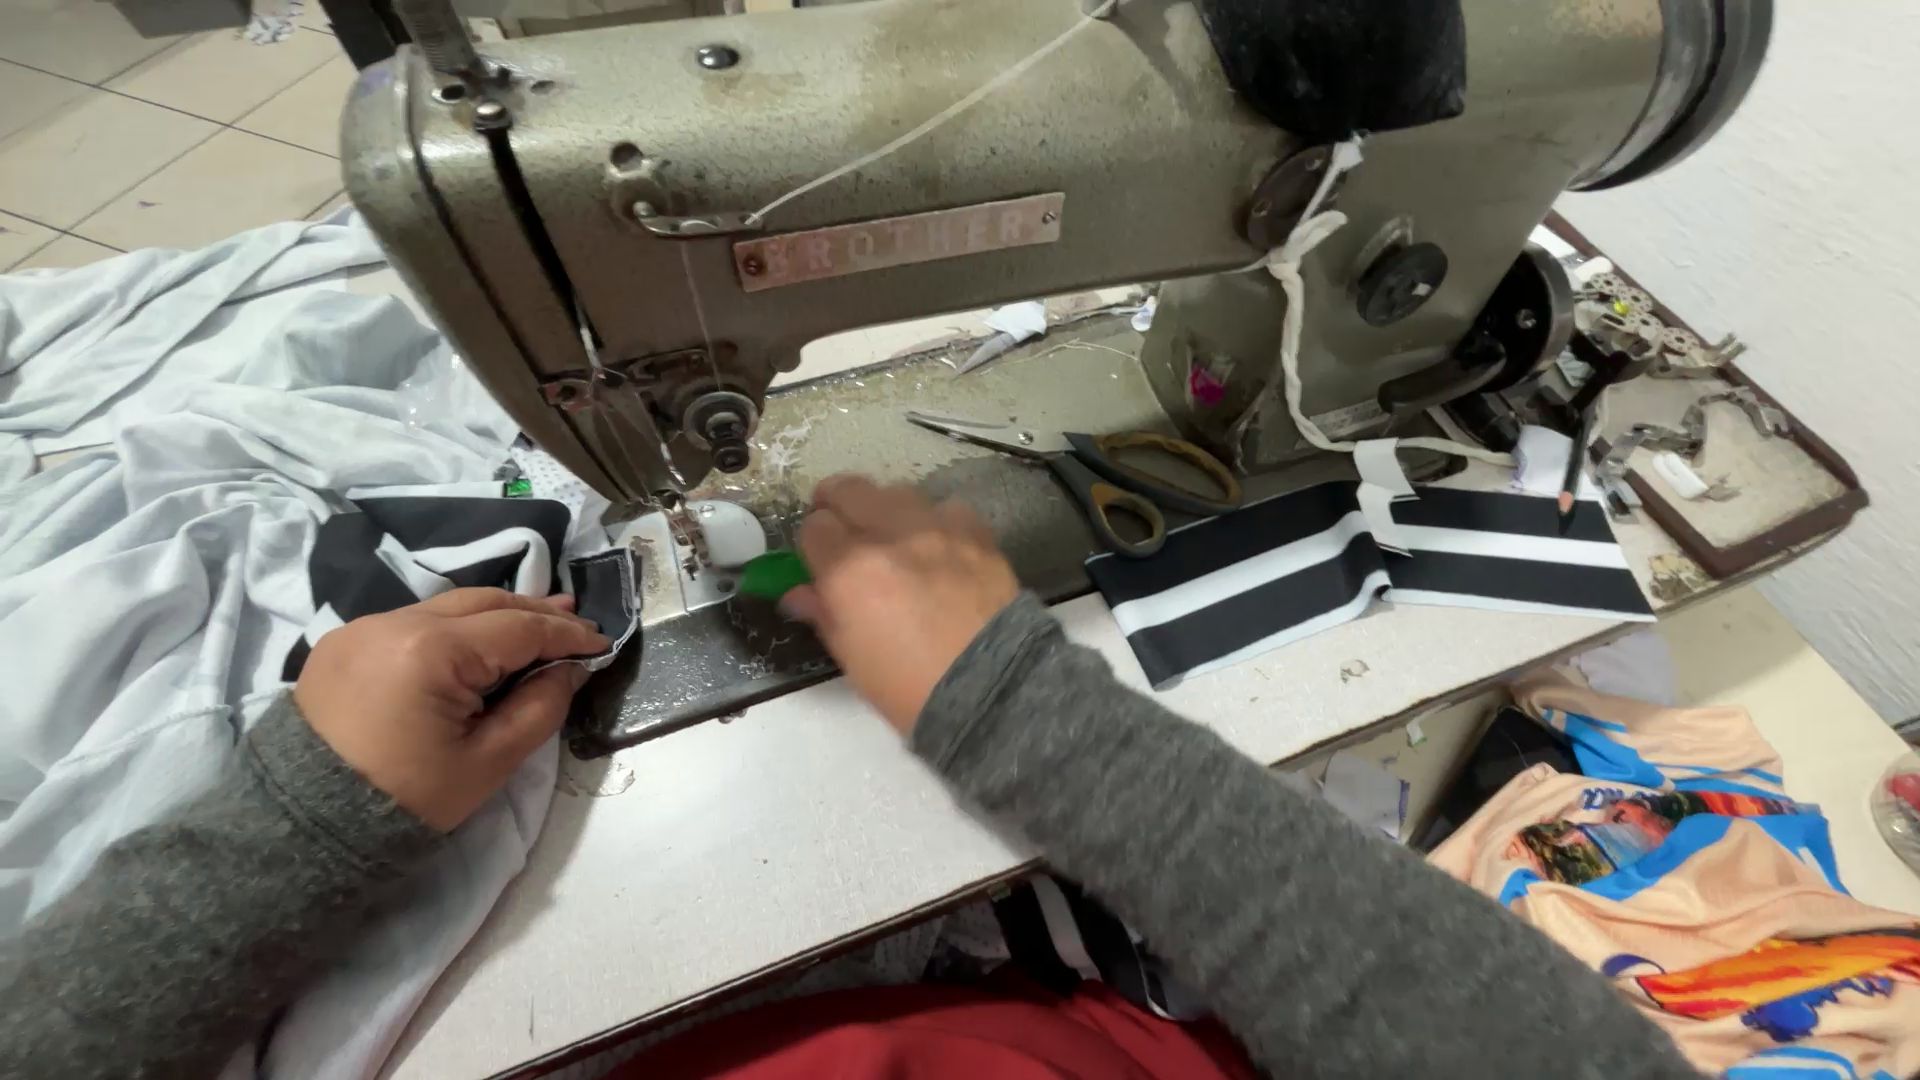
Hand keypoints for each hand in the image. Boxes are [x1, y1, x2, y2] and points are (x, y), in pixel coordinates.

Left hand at [293, 589, 608, 830]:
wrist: (297, 832)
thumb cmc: (407, 798)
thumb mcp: (491, 759)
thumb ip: (542, 705)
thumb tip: (570, 669)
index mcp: (430, 651)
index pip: (519, 629)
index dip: (568, 635)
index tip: (604, 643)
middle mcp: (394, 623)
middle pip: (486, 603)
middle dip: (538, 612)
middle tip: (580, 621)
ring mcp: (363, 629)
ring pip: (453, 606)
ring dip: (500, 615)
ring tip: (542, 619)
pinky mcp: (345, 644)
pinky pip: (420, 621)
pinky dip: (461, 626)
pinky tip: (484, 639)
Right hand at [781, 475, 1020, 735]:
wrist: (991, 687)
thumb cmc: (911, 686)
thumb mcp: (852, 658)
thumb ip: (824, 613)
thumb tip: (800, 593)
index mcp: (849, 569)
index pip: (813, 528)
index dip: (812, 543)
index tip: (819, 558)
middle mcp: (889, 535)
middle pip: (848, 489)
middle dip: (837, 504)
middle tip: (842, 528)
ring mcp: (936, 528)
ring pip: (896, 492)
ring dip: (885, 510)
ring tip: (893, 538)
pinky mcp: (975, 531)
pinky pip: (945, 507)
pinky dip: (935, 521)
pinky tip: (939, 546)